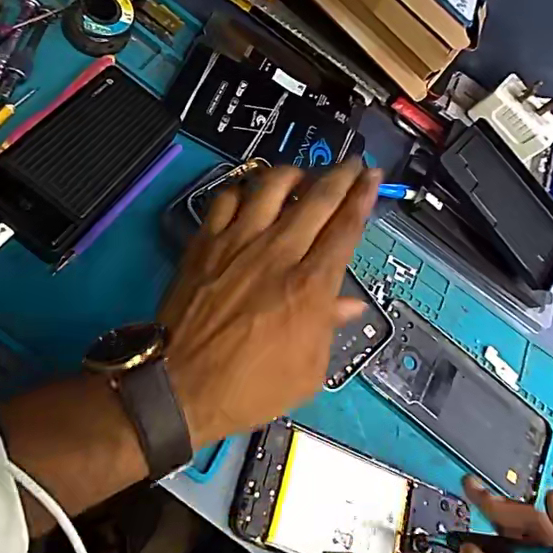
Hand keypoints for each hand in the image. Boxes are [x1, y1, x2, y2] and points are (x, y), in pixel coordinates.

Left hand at [156, 157, 378, 445]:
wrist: (180, 387)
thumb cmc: (249, 387)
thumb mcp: (307, 371)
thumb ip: (330, 327)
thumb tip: (349, 303)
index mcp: (310, 286)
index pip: (345, 227)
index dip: (363, 196)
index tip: (372, 177)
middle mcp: (278, 252)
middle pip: (317, 197)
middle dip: (341, 175)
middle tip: (352, 165)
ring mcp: (237, 241)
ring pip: (272, 185)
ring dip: (295, 173)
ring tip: (303, 177)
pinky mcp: (205, 241)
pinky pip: (227, 197)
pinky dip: (244, 189)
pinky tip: (251, 194)